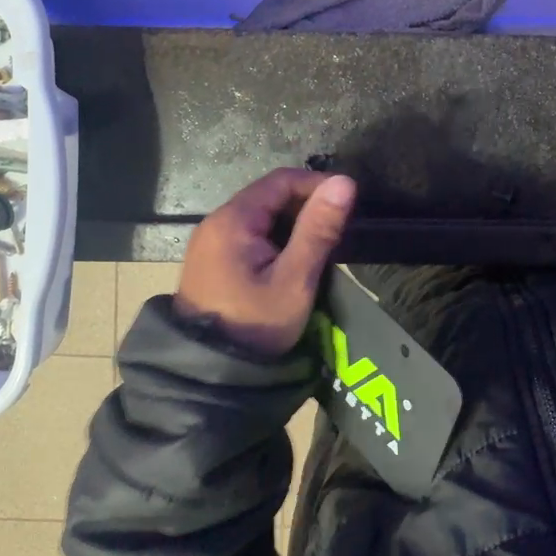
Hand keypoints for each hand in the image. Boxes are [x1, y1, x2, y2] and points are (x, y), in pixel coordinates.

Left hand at [176, 168, 356, 354]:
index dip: (317, 185)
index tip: (346, 206)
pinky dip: (275, 239)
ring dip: (292, 225)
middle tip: (336, 232)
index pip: (281, 180)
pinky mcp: (212, 261)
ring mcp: (210, 242)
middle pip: (269, 196)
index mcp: (233, 220)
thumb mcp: (295, 279)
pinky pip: (249, 235)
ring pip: (261, 216)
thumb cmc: (256, 324)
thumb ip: (318, 228)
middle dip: (305, 206)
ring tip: (319, 248)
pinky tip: (292, 262)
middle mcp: (216, 222)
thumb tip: (344, 182)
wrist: (209, 375)